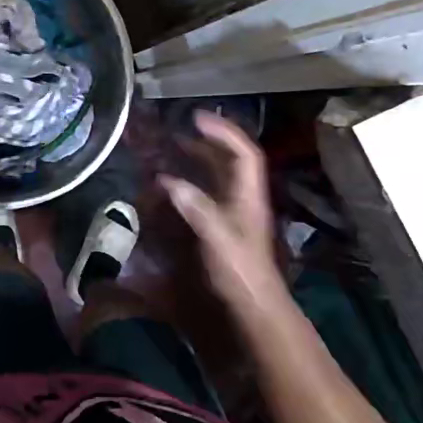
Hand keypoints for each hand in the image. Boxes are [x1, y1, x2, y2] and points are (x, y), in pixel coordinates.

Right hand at [159, 111, 291, 317]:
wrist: (253, 303)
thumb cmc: (239, 270)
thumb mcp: (217, 237)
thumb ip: (195, 207)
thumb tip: (169, 181)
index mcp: (248, 195)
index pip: (243, 153)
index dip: (223, 132)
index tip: (199, 119)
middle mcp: (243, 198)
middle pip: (230, 160)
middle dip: (207, 142)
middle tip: (181, 131)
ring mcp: (235, 212)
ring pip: (220, 176)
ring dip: (199, 161)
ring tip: (175, 150)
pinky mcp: (225, 225)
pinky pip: (209, 194)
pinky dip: (192, 183)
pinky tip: (174, 186)